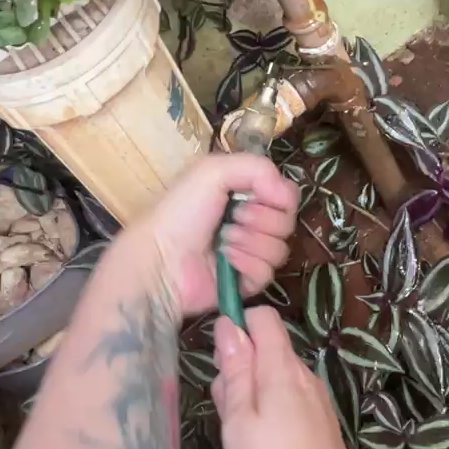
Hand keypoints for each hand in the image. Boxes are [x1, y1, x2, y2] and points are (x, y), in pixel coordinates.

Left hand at [130, 155, 298, 317]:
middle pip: (287, 222)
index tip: (256, 196)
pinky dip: (247, 265)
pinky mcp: (247, 282)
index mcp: (244, 192)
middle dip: (261, 220)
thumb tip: (286, 192)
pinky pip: (268, 273)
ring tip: (223, 242)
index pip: (287, 194)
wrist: (161, 259)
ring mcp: (250, 253)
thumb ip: (257, 167)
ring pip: (280, 249)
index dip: (278, 197)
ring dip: (251, 243)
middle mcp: (251, 221)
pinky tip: (226, 262)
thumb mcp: (212, 170)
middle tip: (233, 219)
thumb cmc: (182, 210)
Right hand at [210, 307, 369, 448]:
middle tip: (227, 412)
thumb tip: (228, 324)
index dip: (239, 325)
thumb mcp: (238, 422)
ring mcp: (320, 402)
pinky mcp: (325, 427)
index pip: (265, 318)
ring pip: (278, 379)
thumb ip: (235, 370)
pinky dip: (273, 412)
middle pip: (269, 349)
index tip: (220, 359)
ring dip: (255, 394)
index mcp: (284, 369)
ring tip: (243, 439)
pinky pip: (293, 402)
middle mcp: (307, 377)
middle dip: (241, 368)